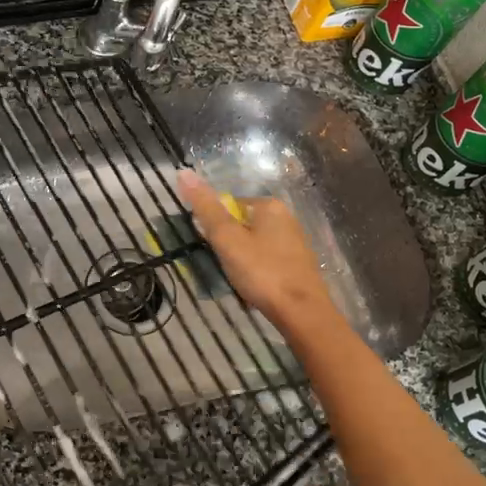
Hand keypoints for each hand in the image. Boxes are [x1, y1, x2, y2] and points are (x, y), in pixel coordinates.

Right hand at [174, 168, 337, 330]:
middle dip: (228, 246)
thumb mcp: (227, 239)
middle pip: (241, 226)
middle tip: (222, 267)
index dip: (214, 227)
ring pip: (253, 246)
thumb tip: (184, 173)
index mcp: (269, 206)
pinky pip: (266, 261)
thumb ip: (206, 208)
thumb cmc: (262, 271)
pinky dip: (256, 272)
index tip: (211, 249)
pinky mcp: (298, 265)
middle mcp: (286, 218)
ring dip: (240, 261)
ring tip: (236, 281)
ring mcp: (294, 242)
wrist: (301, 312)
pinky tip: (253, 289)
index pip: (229, 206)